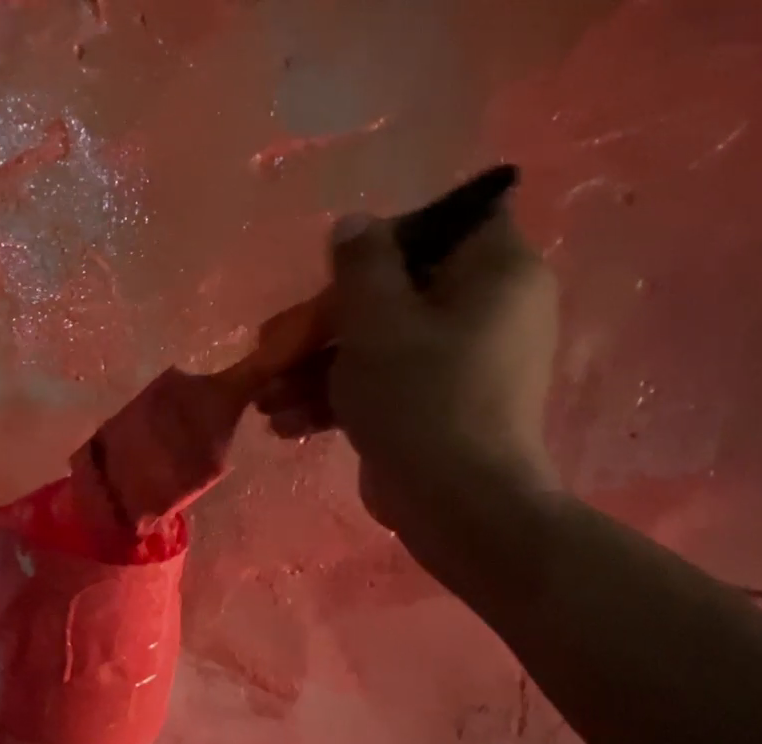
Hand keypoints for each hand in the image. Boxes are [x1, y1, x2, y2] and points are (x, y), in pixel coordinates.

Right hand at [258, 208, 560, 539]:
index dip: (382, 242)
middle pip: (394, 294)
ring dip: (315, 369)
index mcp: (496, 273)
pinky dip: (336, 399)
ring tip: (265, 400)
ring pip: (378, 345)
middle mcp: (488, 311)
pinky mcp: (436, 406)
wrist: (454, 502)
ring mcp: (462, 363)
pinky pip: (382, 384)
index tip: (332, 274)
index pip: (444, 225)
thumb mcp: (377, 322)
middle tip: (272, 347)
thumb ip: (361, 265)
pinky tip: (284, 424)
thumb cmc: (420, 397)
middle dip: (323, 325)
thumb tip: (353, 223)